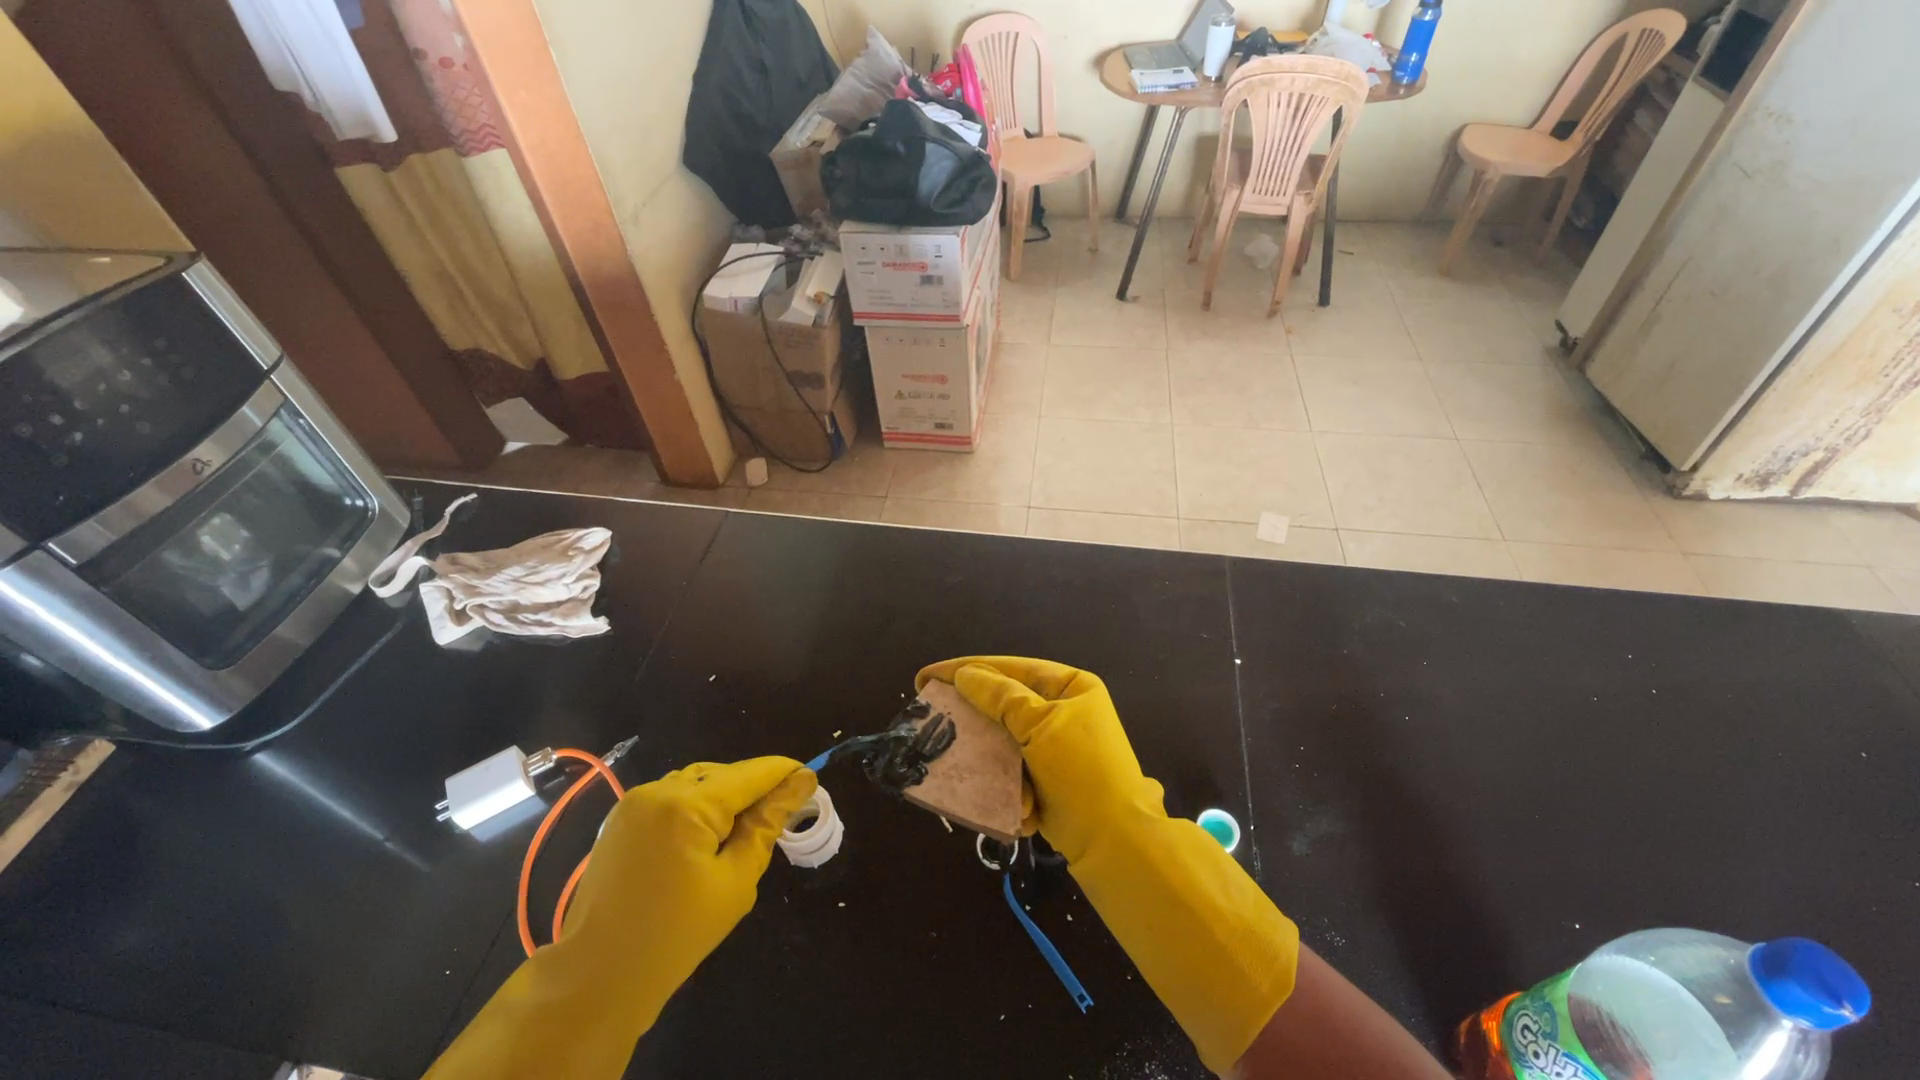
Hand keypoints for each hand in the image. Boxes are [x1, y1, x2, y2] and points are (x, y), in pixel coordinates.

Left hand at [564, 757, 816, 996]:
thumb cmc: (677, 934)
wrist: (598, 976)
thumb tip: (801, 783)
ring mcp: (634, 804)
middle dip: (754, 790)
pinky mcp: (620, 821)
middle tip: (780, 821)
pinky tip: (706, 842)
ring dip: (724, 799)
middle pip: (723, 774)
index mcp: (687, 804)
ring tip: (743, 835)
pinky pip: (671, 799)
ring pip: (696, 783)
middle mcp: (657, 790)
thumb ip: (766, 825)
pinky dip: (696, 810)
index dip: (785, 774)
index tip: (813, 780)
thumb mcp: (736, 880)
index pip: (750, 774)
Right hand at [918, 657, 1297, 1075]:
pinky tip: (973, 774)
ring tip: (945, 742)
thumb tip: (965, 675)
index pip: (1012, 669)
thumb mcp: (1039, 724)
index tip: (928, 675)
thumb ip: (1000, 696)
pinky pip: (1008, 764)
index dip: (968, 669)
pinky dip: (995, 771)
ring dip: (980, 743)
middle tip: (930, 705)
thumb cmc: (1080, 770)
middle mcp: (1064, 710)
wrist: (1111, 838)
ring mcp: (1054, 745)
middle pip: (1004, 700)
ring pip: (1002, 734)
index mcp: (1071, 687)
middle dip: (970, 707)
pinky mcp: (1044, 776)